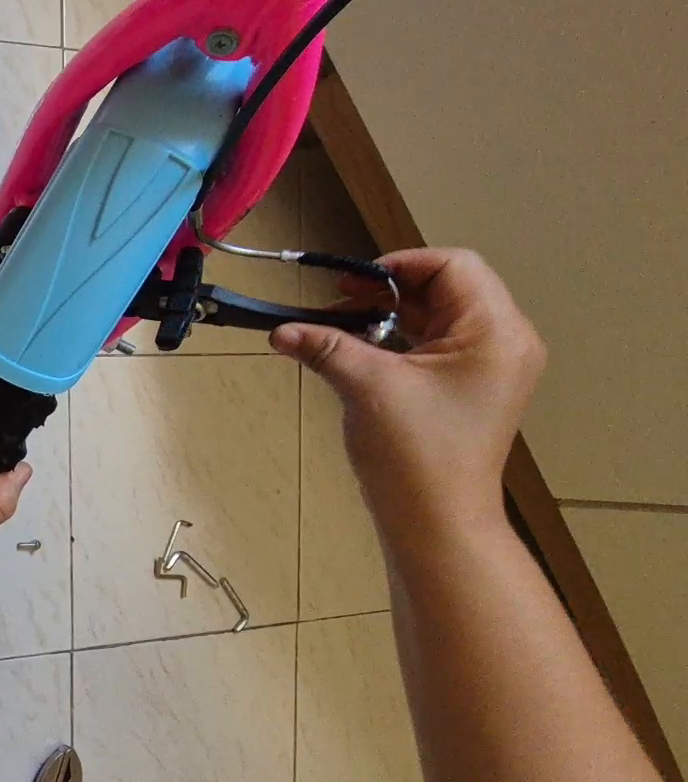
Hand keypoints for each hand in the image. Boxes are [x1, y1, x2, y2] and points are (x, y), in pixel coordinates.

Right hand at [270, 247, 544, 537]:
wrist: (434, 516)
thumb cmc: (414, 449)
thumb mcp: (367, 387)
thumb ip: (325, 348)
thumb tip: (279, 330)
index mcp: (495, 331)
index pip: (454, 267)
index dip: (398, 265)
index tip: (346, 282)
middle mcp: (502, 341)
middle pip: (446, 289)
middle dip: (385, 289)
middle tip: (333, 301)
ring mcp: (486, 367)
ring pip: (435, 317)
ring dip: (385, 314)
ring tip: (337, 326)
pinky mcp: (465, 388)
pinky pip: (430, 345)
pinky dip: (393, 339)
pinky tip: (357, 350)